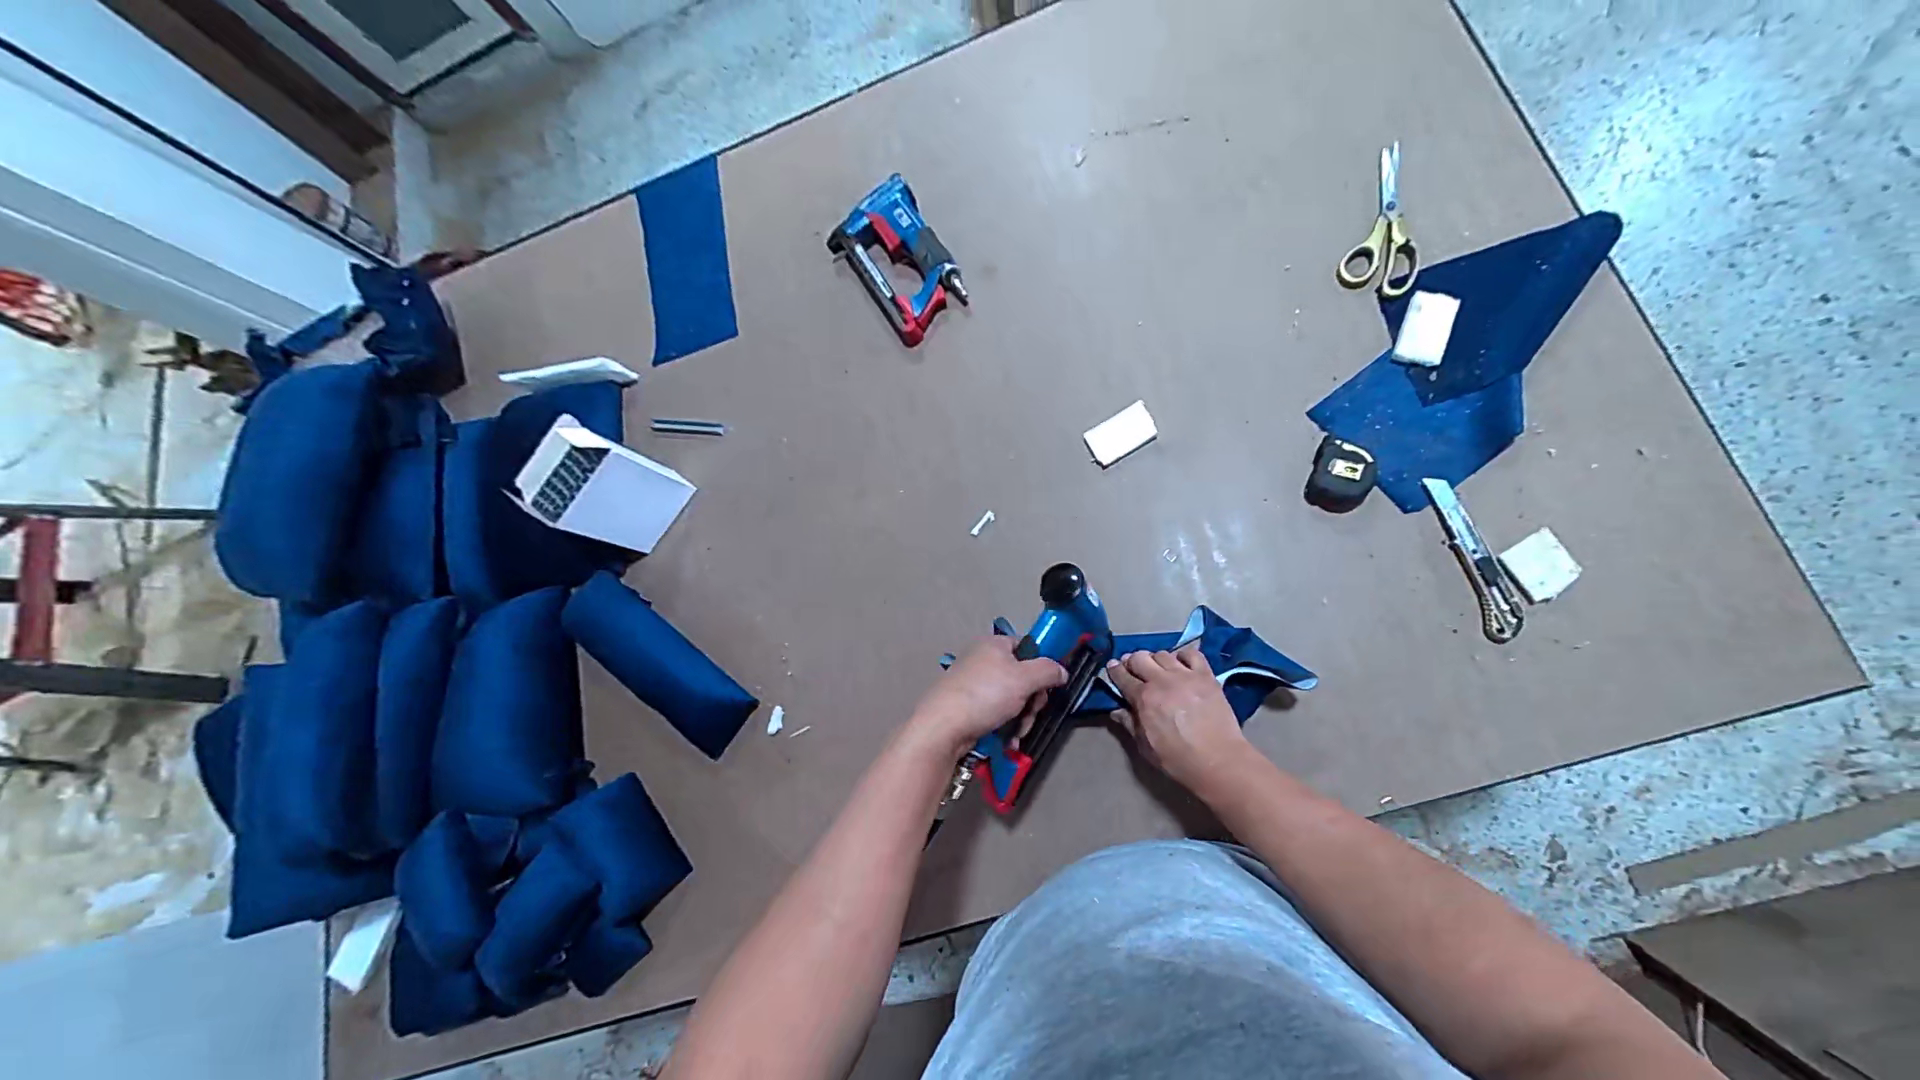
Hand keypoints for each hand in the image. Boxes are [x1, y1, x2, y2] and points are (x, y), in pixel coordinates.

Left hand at [907, 637, 1066, 757]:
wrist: (944, 727)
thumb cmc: (985, 694)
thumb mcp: (1024, 678)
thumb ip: (1048, 671)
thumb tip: (1062, 671)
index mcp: (994, 644)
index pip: (1027, 646)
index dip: (1042, 665)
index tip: (1048, 684)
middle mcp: (983, 660)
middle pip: (1023, 676)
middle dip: (1032, 699)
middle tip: (1031, 710)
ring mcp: (975, 685)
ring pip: (1013, 699)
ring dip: (1021, 717)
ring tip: (1016, 730)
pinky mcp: (970, 707)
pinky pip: (998, 713)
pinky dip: (1006, 726)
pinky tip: (1008, 739)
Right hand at [1105, 647, 1251, 790]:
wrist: (1218, 761)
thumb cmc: (1177, 758)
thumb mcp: (1145, 746)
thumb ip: (1129, 724)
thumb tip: (1116, 710)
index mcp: (1143, 698)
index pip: (1122, 676)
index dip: (1114, 670)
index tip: (1112, 666)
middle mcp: (1161, 680)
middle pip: (1140, 658)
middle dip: (1132, 661)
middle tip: (1133, 669)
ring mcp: (1185, 675)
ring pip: (1163, 654)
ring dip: (1155, 659)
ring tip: (1158, 668)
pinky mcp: (1206, 676)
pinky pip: (1192, 654)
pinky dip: (1183, 655)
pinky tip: (1181, 664)